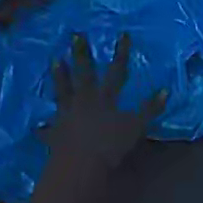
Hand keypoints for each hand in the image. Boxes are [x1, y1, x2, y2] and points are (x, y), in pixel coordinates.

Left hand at [45, 34, 166, 172]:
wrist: (78, 168)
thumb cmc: (110, 145)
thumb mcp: (137, 126)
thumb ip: (150, 108)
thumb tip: (166, 89)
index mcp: (105, 97)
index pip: (116, 70)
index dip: (121, 53)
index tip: (122, 34)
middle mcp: (84, 101)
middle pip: (84, 74)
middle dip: (81, 55)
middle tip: (75, 36)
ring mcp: (66, 116)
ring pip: (62, 92)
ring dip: (59, 77)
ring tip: (54, 60)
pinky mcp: (54, 134)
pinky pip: (47, 129)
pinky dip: (43, 127)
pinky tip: (37, 126)